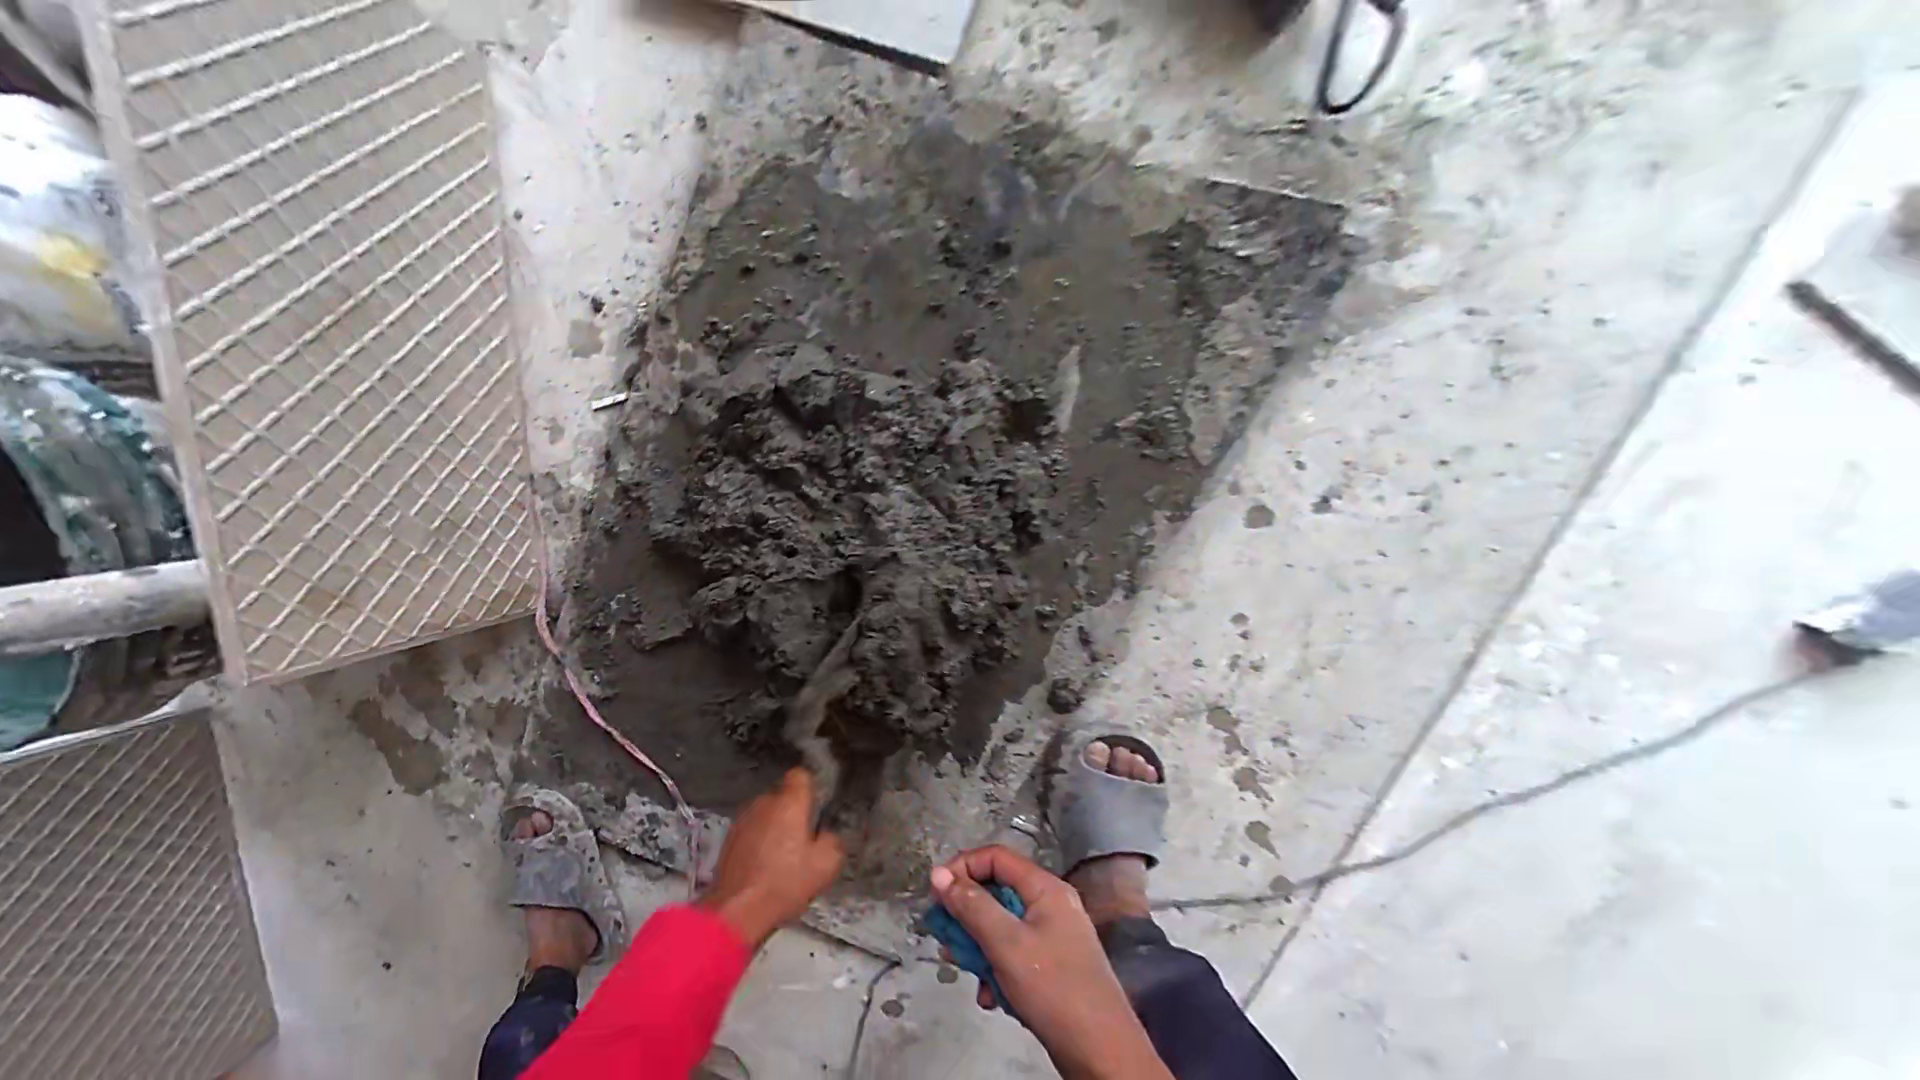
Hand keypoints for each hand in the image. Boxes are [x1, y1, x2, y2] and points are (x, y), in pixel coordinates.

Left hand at [698, 768, 844, 946]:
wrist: (736, 911)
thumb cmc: (785, 882)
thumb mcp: (826, 865)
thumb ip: (833, 841)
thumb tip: (826, 836)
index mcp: (789, 802)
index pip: (801, 776)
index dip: (810, 788)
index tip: (816, 808)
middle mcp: (764, 803)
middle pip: (783, 797)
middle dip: (793, 813)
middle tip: (803, 842)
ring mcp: (743, 820)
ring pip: (766, 815)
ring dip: (775, 828)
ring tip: (782, 858)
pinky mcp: (729, 839)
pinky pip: (752, 831)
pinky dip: (759, 842)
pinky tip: (763, 867)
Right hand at [930, 846, 1172, 1079]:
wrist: (1102, 1051)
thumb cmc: (1054, 988)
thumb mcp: (1006, 944)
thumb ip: (972, 906)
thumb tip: (939, 875)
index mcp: (1045, 888)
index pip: (996, 857)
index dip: (963, 868)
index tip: (936, 893)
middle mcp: (1051, 904)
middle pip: (998, 892)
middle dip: (967, 913)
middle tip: (944, 934)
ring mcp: (1054, 935)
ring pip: (1003, 926)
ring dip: (979, 946)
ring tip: (964, 968)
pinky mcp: (1053, 965)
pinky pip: (1015, 953)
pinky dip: (998, 968)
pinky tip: (990, 995)